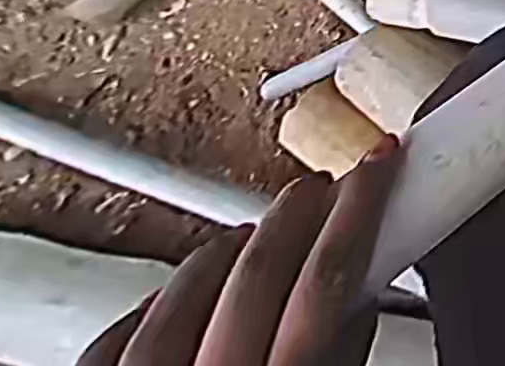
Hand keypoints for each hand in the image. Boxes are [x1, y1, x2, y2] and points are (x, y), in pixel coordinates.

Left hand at [79, 135, 405, 365]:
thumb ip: (346, 348)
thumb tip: (371, 278)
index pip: (329, 273)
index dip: (365, 201)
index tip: (383, 158)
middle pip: (260, 262)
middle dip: (305, 204)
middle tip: (327, 183)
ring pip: (191, 279)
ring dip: (241, 240)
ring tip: (266, 235)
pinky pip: (120, 327)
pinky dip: (167, 292)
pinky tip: (198, 283)